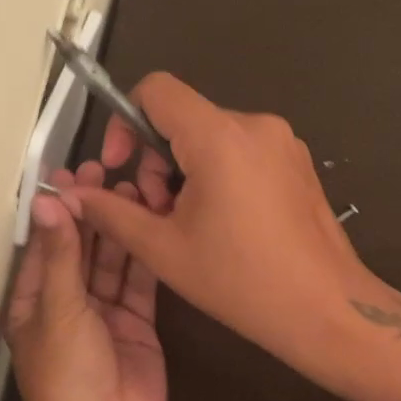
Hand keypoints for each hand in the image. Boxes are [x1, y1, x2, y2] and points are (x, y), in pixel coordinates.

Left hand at [5, 162, 167, 400]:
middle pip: (80, 249)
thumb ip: (61, 256)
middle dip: (92, 212)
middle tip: (109, 167)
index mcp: (33, 303)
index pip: (45, 246)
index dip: (59, 211)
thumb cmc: (67, 378)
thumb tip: (47, 202)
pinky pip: (139, 282)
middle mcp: (67, 304)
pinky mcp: (137, 325)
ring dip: (121, 227)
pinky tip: (153, 219)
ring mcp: (104, 314)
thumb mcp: (60, 313)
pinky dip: (145, 254)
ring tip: (133, 183)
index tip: (73, 171)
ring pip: (112, 261)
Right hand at [66, 72, 374, 367]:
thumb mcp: (162, 248)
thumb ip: (111, 212)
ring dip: (183, 175)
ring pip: (208, 138)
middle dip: (155, 162)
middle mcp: (255, 126)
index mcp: (219, 137)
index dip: (124, 121)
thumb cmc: (240, 281)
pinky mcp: (296, 163)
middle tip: (158, 215)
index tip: (119, 166)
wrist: (327, 311)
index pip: (156, 90)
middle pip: (181, 119)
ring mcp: (282, 143)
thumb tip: (73, 194)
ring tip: (189, 227)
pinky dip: (215, 178)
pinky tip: (221, 226)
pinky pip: (238, 153)